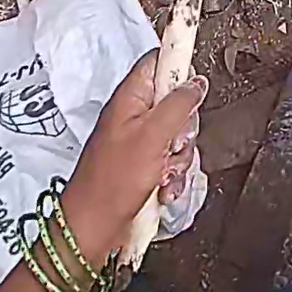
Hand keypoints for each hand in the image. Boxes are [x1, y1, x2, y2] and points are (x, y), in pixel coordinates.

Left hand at [61, 51, 205, 262]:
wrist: (93, 229)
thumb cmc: (112, 182)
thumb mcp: (153, 136)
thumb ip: (179, 104)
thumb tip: (197, 82)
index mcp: (131, 98)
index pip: (159, 62)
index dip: (179, 67)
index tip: (195, 83)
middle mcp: (135, 114)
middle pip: (177, 101)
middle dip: (185, 126)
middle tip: (173, 141)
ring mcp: (140, 139)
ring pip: (179, 132)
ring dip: (180, 155)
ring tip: (164, 170)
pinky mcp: (144, 162)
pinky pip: (173, 158)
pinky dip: (174, 173)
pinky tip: (164, 185)